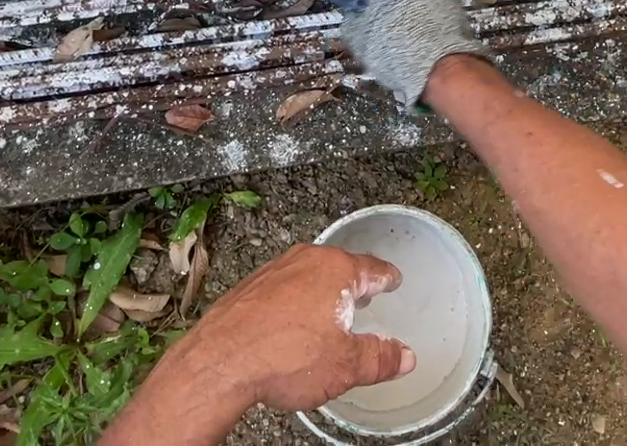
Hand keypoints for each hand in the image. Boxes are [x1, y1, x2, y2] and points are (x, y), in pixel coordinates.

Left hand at [177, 243, 416, 411]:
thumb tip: (404, 356)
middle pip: (340, 268)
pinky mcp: (252, 284)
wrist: (221, 360)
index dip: (386, 276)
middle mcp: (308, 260)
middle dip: (353, 283)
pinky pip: (283, 286)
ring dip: (321, 292)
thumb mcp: (345, 366)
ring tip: (327, 315)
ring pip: (309, 275)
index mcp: (337, 270)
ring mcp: (276, 269)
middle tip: (364, 296)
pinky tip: (290, 325)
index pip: (372, 268)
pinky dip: (293, 300)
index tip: (392, 278)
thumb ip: (379, 358)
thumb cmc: (284, 357)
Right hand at [339, 0, 491, 107]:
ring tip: (396, 32)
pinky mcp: (453, 2)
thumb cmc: (397, 51)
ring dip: (399, 5)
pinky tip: (417, 35)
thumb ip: (351, 17)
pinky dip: (419, 14)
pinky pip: (427, 4)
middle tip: (370, 21)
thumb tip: (355, 12)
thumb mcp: (357, 39)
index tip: (345, 1)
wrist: (444, 68)